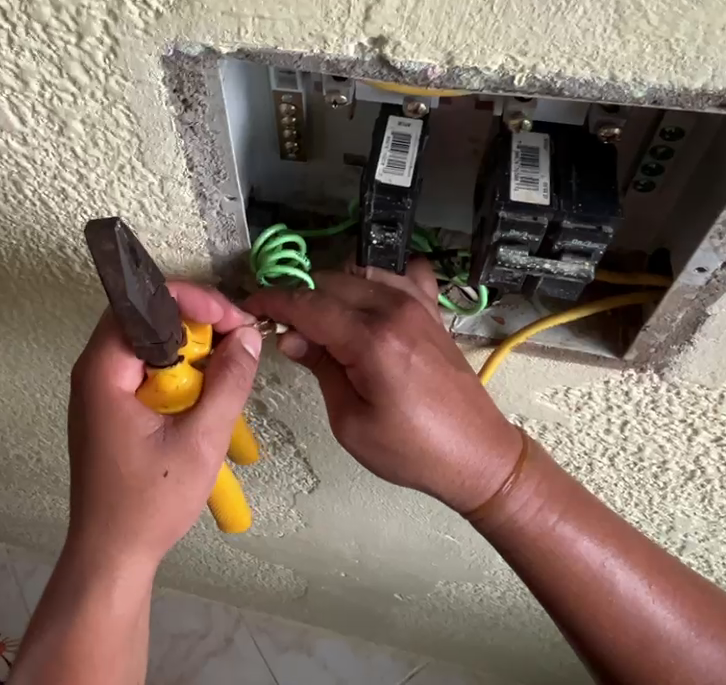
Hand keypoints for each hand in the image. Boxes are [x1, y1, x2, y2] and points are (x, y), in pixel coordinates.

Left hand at [65, 282, 261, 568]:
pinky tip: (208, 383)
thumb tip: (247, 337)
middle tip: (237, 332)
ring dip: (190, 343)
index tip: (230, 318)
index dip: (190, 300)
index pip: (144, 305)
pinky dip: (179, 366)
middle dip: (195, 318)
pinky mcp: (111, 405)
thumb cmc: (149, 502)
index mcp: (103, 370)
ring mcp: (100, 388)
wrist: (111, 556)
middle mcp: (94, 370)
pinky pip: (146, 366)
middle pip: (145, 317)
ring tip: (230, 355)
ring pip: (148, 341)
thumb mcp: (200, 442)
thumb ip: (227, 384)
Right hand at [244, 259, 519, 512]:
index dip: (272, 302)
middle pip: (328, 281)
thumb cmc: (411, 450)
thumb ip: (320, 367)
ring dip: (331, 287)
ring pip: (357, 270)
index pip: (307, 304)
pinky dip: (374, 277)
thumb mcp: (350, 421)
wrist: (477, 455)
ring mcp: (417, 303)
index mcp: (371, 339)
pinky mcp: (431, 308)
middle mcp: (393, 308)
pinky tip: (365, 300)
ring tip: (319, 318)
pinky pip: (398, 272)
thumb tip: (288, 336)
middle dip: (298, 297)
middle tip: (281, 326)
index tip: (247, 307)